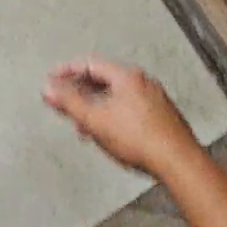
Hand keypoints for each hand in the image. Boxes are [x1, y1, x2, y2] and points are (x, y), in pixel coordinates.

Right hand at [44, 58, 198, 175]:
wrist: (179, 163)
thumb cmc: (136, 138)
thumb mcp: (93, 119)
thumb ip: (68, 102)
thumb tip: (47, 88)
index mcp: (126, 76)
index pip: (89, 64)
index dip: (66, 71)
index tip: (52, 81)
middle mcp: (142, 82)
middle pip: (103, 79)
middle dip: (79, 92)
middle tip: (64, 104)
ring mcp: (155, 99)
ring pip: (116, 96)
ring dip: (95, 107)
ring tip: (83, 126)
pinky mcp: (162, 117)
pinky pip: (129, 107)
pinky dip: (111, 114)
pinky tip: (107, 134)